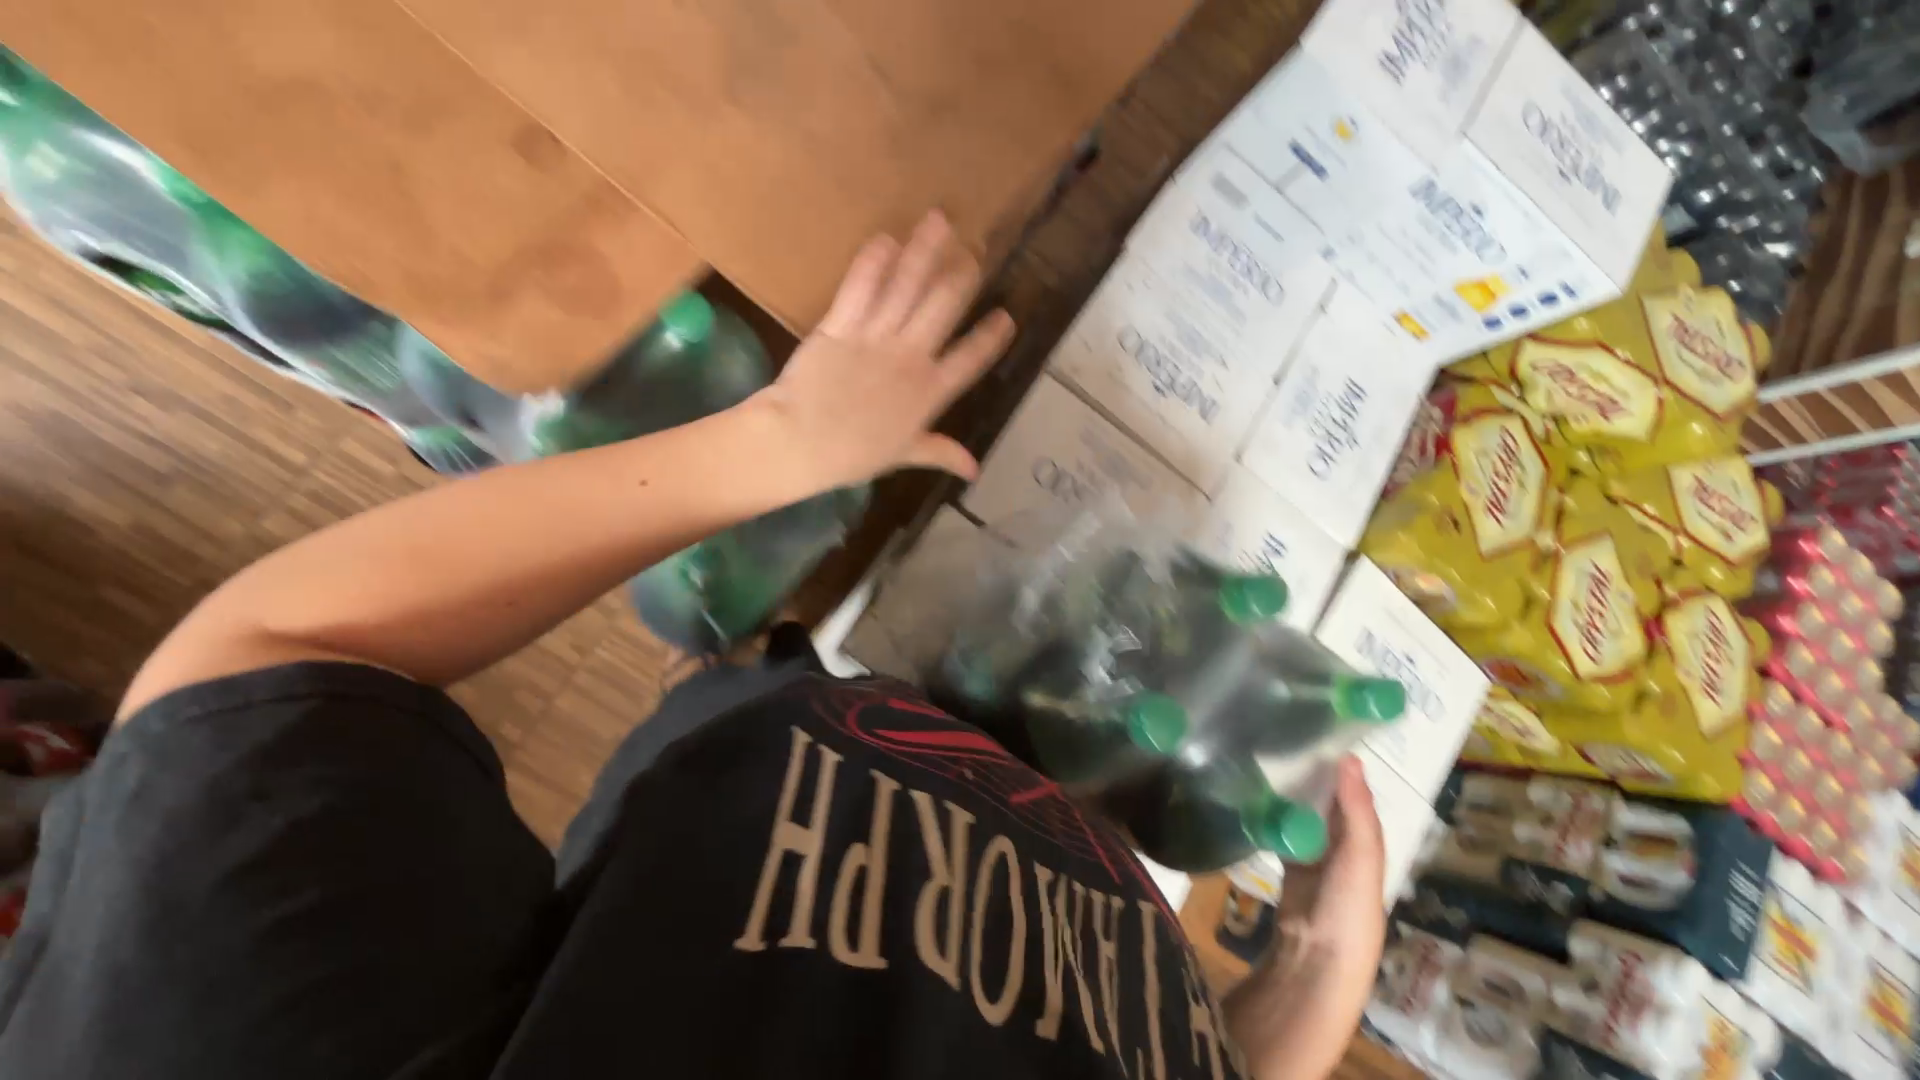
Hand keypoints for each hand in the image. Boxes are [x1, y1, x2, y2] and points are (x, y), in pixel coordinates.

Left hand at [747, 210, 1016, 489]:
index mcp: (929, 392)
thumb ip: (941, 453)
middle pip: (943, 308)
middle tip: (974, 252)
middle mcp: (909, 357)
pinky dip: (874, 261)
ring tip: (939, 221)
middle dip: (961, 276)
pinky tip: (886, 237)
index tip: (1006, 317)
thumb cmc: (851, 455)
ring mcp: (876, 337)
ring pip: (907, 287)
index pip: (969, 359)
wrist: (800, 443)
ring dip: (925, 252)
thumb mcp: (902, 455)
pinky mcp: (841, 324)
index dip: (990, 338)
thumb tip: (975, 469)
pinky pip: (861, 287)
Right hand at [1224, 757, 1387, 1079]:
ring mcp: (1312, 860)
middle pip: (1326, 803)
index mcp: (1367, 844)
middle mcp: (1342, 849)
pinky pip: (1280, 833)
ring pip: (1302, 816)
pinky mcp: (1286, 870)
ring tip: (1263, 756)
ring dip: (1289, 792)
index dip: (1341, 764)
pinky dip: (1271, 815)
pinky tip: (1253, 797)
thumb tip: (1349, 756)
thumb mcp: (1360, 858)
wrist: (1316, 963)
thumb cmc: (1347, 908)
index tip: (1317, 726)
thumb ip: (1356, 812)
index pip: (1354, 795)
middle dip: (1309, 773)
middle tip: (1280, 733)